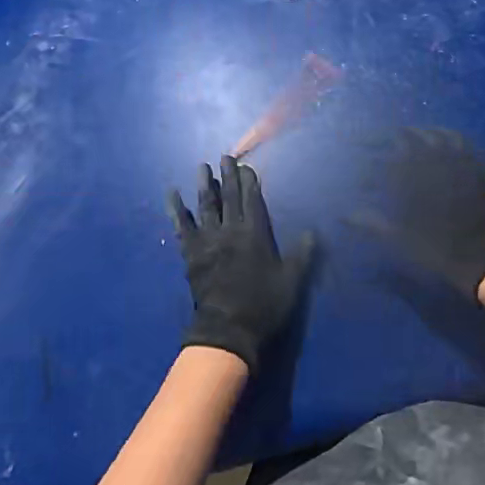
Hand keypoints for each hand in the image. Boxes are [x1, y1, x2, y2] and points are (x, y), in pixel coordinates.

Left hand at [168, 156, 308, 372]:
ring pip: (205, 205)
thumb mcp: (291, 282)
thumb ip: (302, 256)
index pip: (252, 201)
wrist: (228, 327)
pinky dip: (175, 208)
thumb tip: (313, 232)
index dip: (250, 182)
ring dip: (204, 185)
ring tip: (202, 167)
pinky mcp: (190, 250)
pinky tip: (171, 193)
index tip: (246, 167)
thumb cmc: (264, 306)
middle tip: (224, 157)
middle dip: (227, 176)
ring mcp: (207, 239)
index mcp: (255, 235)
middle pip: (228, 197)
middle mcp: (230, 230)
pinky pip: (181, 224)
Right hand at [356, 129, 484, 297]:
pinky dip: (444, 135)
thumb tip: (343, 215)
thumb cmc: (437, 247)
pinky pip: (458, 141)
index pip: (377, 157)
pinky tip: (437, 140)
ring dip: (412, 133)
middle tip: (369, 144)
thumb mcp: (397, 237)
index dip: (363, 160)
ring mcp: (454, 161)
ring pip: (430, 133)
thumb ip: (369, 222)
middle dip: (382, 138)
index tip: (354, 167)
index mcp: (407, 176)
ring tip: (401, 139)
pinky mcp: (474, 166)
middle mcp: (429, 161)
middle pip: (403, 136)